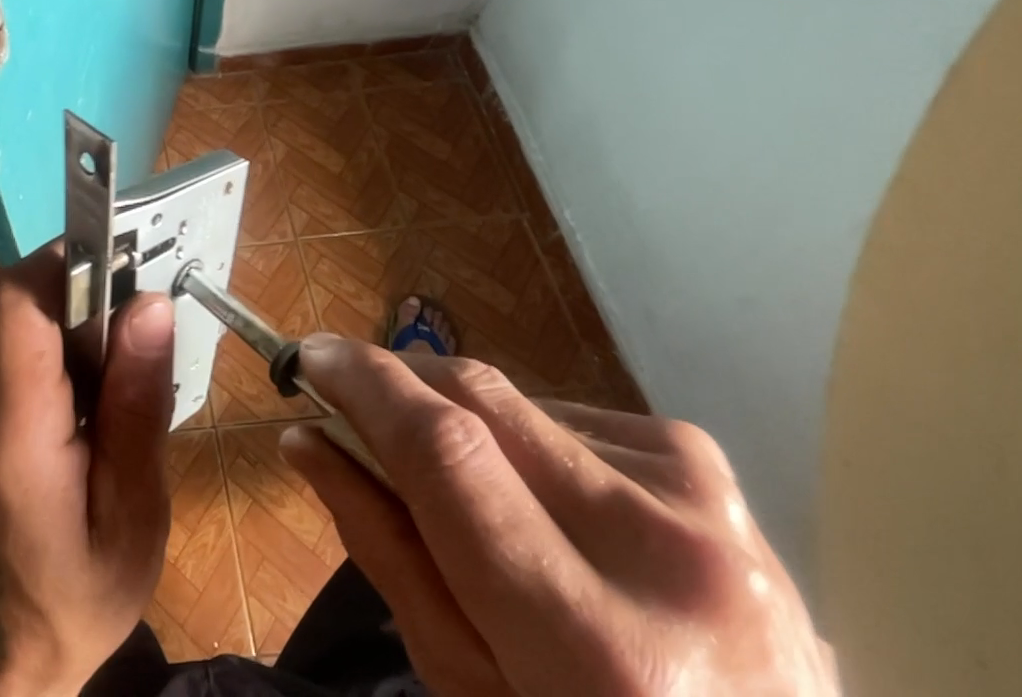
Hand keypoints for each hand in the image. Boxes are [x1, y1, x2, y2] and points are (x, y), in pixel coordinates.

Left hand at [0, 242, 176, 696]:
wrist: (9, 642)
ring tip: (132, 393)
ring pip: (31, 328)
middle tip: (152, 343)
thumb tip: (151, 304)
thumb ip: (137, 403)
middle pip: (26, 305)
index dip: (70, 260)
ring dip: (86, 338)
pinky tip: (100, 414)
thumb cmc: (82, 589)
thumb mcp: (134, 509)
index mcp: (12, 427)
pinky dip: (67, 363)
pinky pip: (25, 355)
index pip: (18, 300)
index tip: (130, 262)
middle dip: (93, 302)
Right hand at [282, 335, 837, 695]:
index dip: (367, 387)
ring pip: (519, 403)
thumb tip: (308, 439)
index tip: (309, 358)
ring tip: (459, 487)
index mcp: (589, 639)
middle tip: (346, 399)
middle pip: (483, 399)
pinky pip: (570, 417)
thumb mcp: (463, 681)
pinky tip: (533, 497)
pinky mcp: (712, 469)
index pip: (448, 453)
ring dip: (459, 420)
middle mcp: (660, 549)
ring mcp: (703, 499)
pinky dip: (519, 437)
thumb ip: (384, 550)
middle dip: (397, 381)